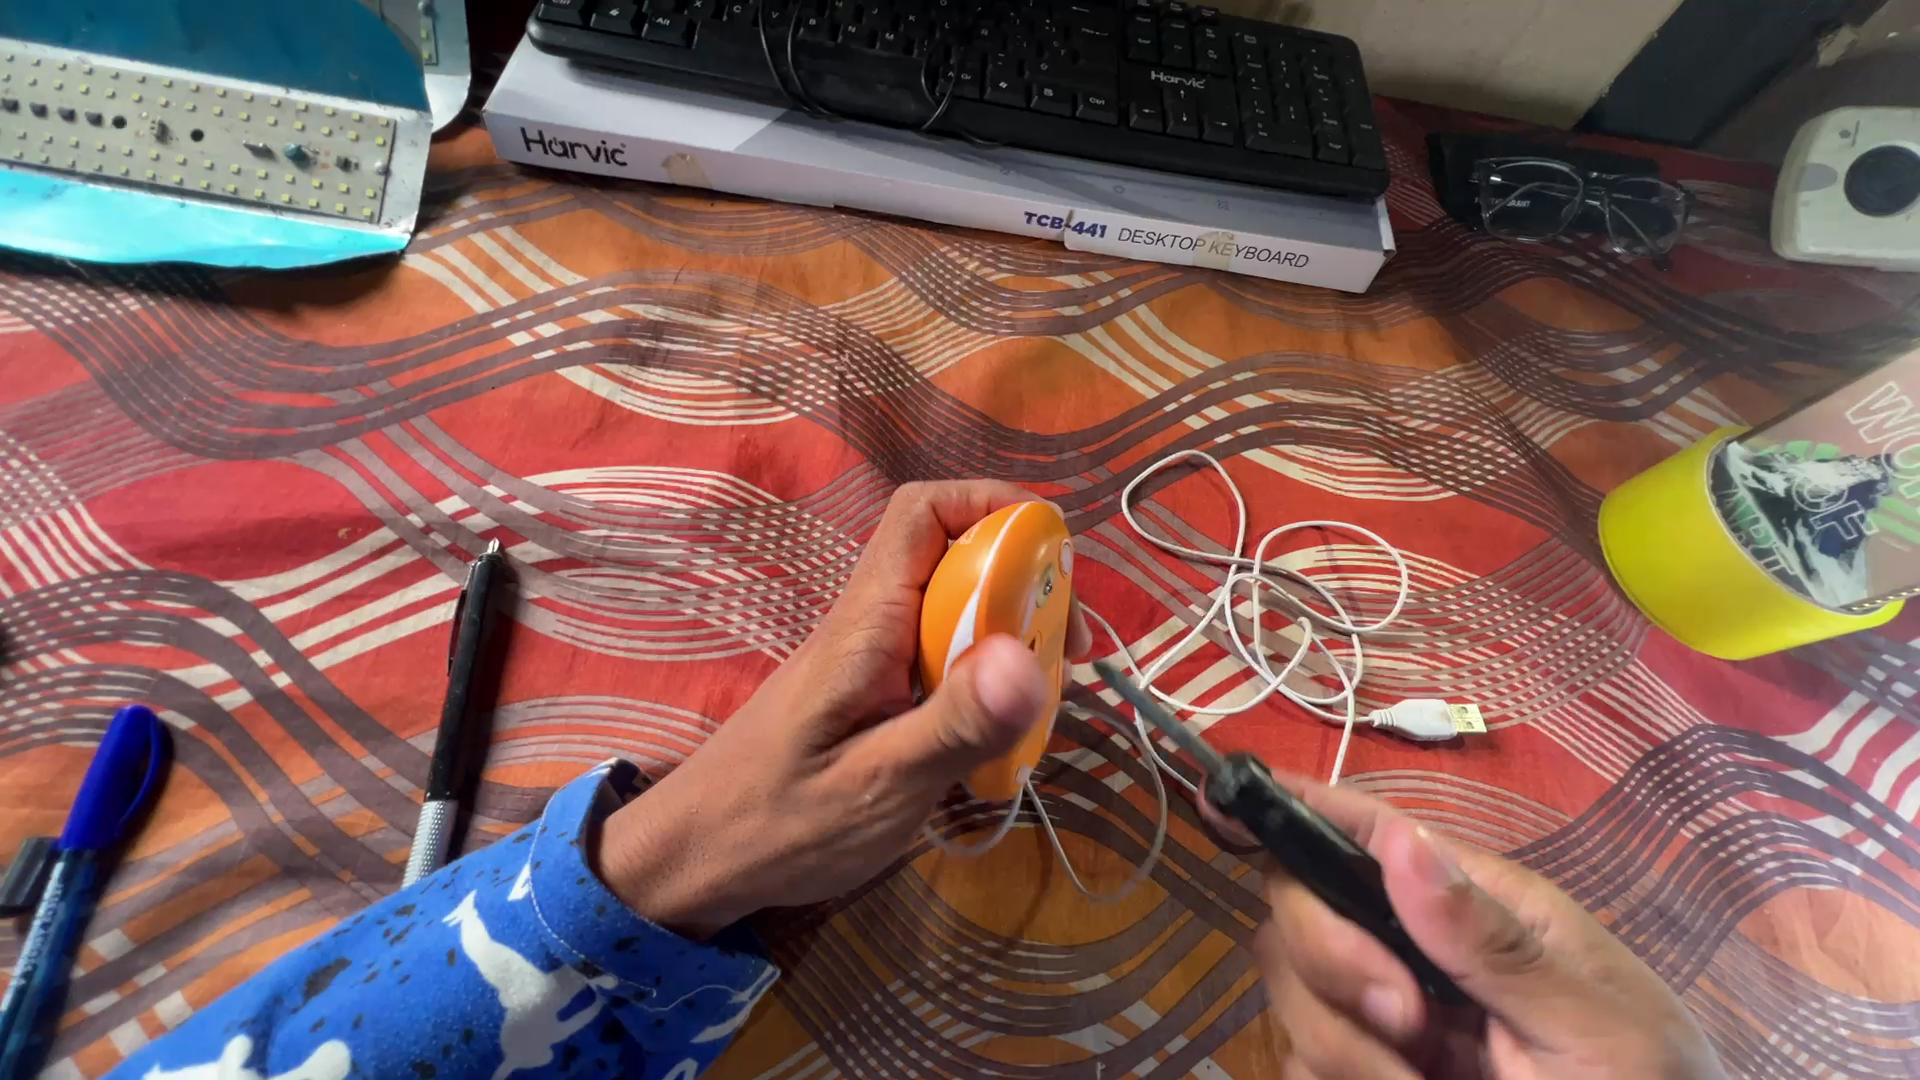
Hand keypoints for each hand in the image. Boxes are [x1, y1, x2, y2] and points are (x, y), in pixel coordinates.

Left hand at [593, 481, 1091, 937]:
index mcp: (868, 620)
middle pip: (954, 556)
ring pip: (956, 608)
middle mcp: (872, 621)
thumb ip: (954, 724)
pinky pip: (944, 654)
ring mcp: (873, 655)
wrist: (700, 857)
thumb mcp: (879, 785)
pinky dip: (986, 675)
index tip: (1054, 556)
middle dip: (1022, 583)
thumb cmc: (779, 822)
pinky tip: (999, 729)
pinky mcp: (875, 689)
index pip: (923, 512)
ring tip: (1044, 694)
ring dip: (1010, 633)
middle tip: (1066, 651)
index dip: (992, 505)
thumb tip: (1030, 659)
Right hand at [1245, 777, 1726, 1079]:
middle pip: (1295, 895)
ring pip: (1284, 976)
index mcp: (1462, 900)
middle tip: (1403, 1020)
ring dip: (1339, 1038)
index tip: (1222, 793)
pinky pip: (1293, 1051)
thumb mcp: (1603, 1036)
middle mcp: (1402, 935)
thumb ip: (1497, 943)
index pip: (1357, 825)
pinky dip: (1329, 1073)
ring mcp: (1373, 1003)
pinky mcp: (1353, 1063)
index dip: (1288, 802)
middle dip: (1328, 954)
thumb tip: (1401, 839)